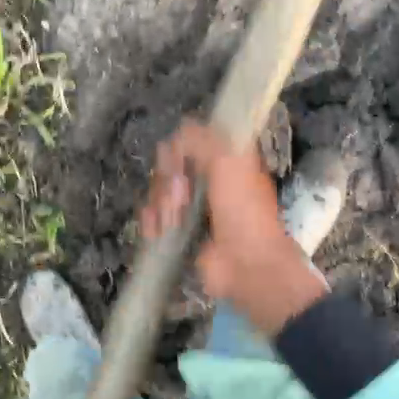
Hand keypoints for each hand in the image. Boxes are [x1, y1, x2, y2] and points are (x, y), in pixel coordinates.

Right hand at [139, 121, 326, 335]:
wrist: (246, 265)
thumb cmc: (244, 211)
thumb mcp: (231, 162)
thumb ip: (203, 140)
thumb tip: (177, 133)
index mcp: (225, 162)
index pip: (190, 142)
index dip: (179, 148)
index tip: (177, 159)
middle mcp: (208, 182)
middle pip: (169, 167)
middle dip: (168, 180)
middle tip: (180, 196)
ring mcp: (192, 209)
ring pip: (159, 192)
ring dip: (161, 204)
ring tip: (172, 220)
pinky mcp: (179, 234)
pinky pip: (153, 218)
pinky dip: (152, 222)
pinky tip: (158, 230)